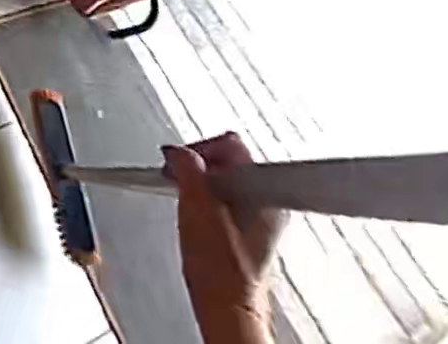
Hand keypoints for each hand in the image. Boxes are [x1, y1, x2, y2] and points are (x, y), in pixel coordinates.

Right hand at [165, 133, 283, 343]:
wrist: (225, 303)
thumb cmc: (217, 265)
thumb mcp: (194, 204)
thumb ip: (188, 167)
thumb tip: (179, 151)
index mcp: (263, 193)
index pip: (232, 144)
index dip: (201, 147)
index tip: (184, 159)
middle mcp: (269, 201)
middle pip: (227, 158)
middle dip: (197, 161)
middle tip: (178, 174)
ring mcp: (261, 214)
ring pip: (224, 175)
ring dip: (198, 177)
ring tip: (182, 189)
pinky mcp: (249, 226)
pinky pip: (225, 193)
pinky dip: (204, 192)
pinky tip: (192, 205)